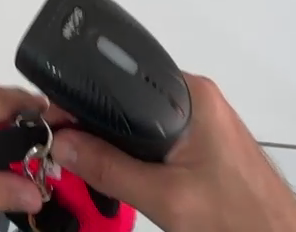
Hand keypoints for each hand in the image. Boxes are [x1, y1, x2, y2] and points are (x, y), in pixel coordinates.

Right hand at [50, 74, 295, 231]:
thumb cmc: (236, 220)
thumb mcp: (166, 199)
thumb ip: (111, 169)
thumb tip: (63, 141)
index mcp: (191, 93)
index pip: (124, 78)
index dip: (88, 99)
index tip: (59, 118)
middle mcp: (199, 97)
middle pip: (132, 99)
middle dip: (104, 124)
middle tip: (73, 148)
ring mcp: (206, 122)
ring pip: (146, 122)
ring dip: (124, 144)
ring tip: (101, 165)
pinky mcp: (210, 145)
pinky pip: (163, 139)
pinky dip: (145, 156)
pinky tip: (137, 178)